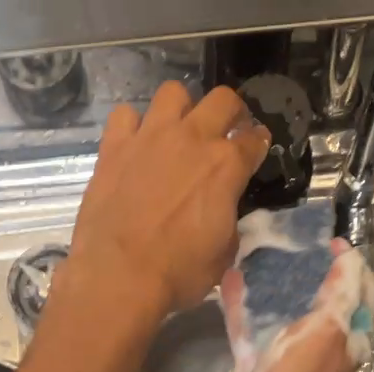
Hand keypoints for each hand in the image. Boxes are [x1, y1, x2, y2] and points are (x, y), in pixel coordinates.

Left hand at [65, 82, 270, 313]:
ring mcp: (150, 136)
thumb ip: (229, 221)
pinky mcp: (114, 146)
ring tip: (178, 131)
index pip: (254, 141)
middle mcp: (192, 139)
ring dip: (182, 108)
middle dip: (232, 111)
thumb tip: (224, 212)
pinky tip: (135, 143)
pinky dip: (133, 125)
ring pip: (173, 93)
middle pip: (223, 100)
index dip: (259, 144)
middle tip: (227, 129)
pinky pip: (125, 115)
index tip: (257, 149)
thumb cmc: (178, 274)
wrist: (119, 276)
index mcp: (226, 167)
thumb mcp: (223, 256)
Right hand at [217, 238, 373, 371]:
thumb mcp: (329, 328)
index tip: (330, 242)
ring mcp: (284, 355)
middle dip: (307, 272)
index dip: (350, 267)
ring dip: (272, 286)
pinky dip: (242, 305)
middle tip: (290, 244)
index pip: (358, 294)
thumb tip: (347, 258)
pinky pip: (250, 327)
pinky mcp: (255, 364)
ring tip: (259, 256)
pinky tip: (230, 278)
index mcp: (345, 337)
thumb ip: (341, 291)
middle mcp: (318, 345)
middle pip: (317, 300)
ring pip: (281, 312)